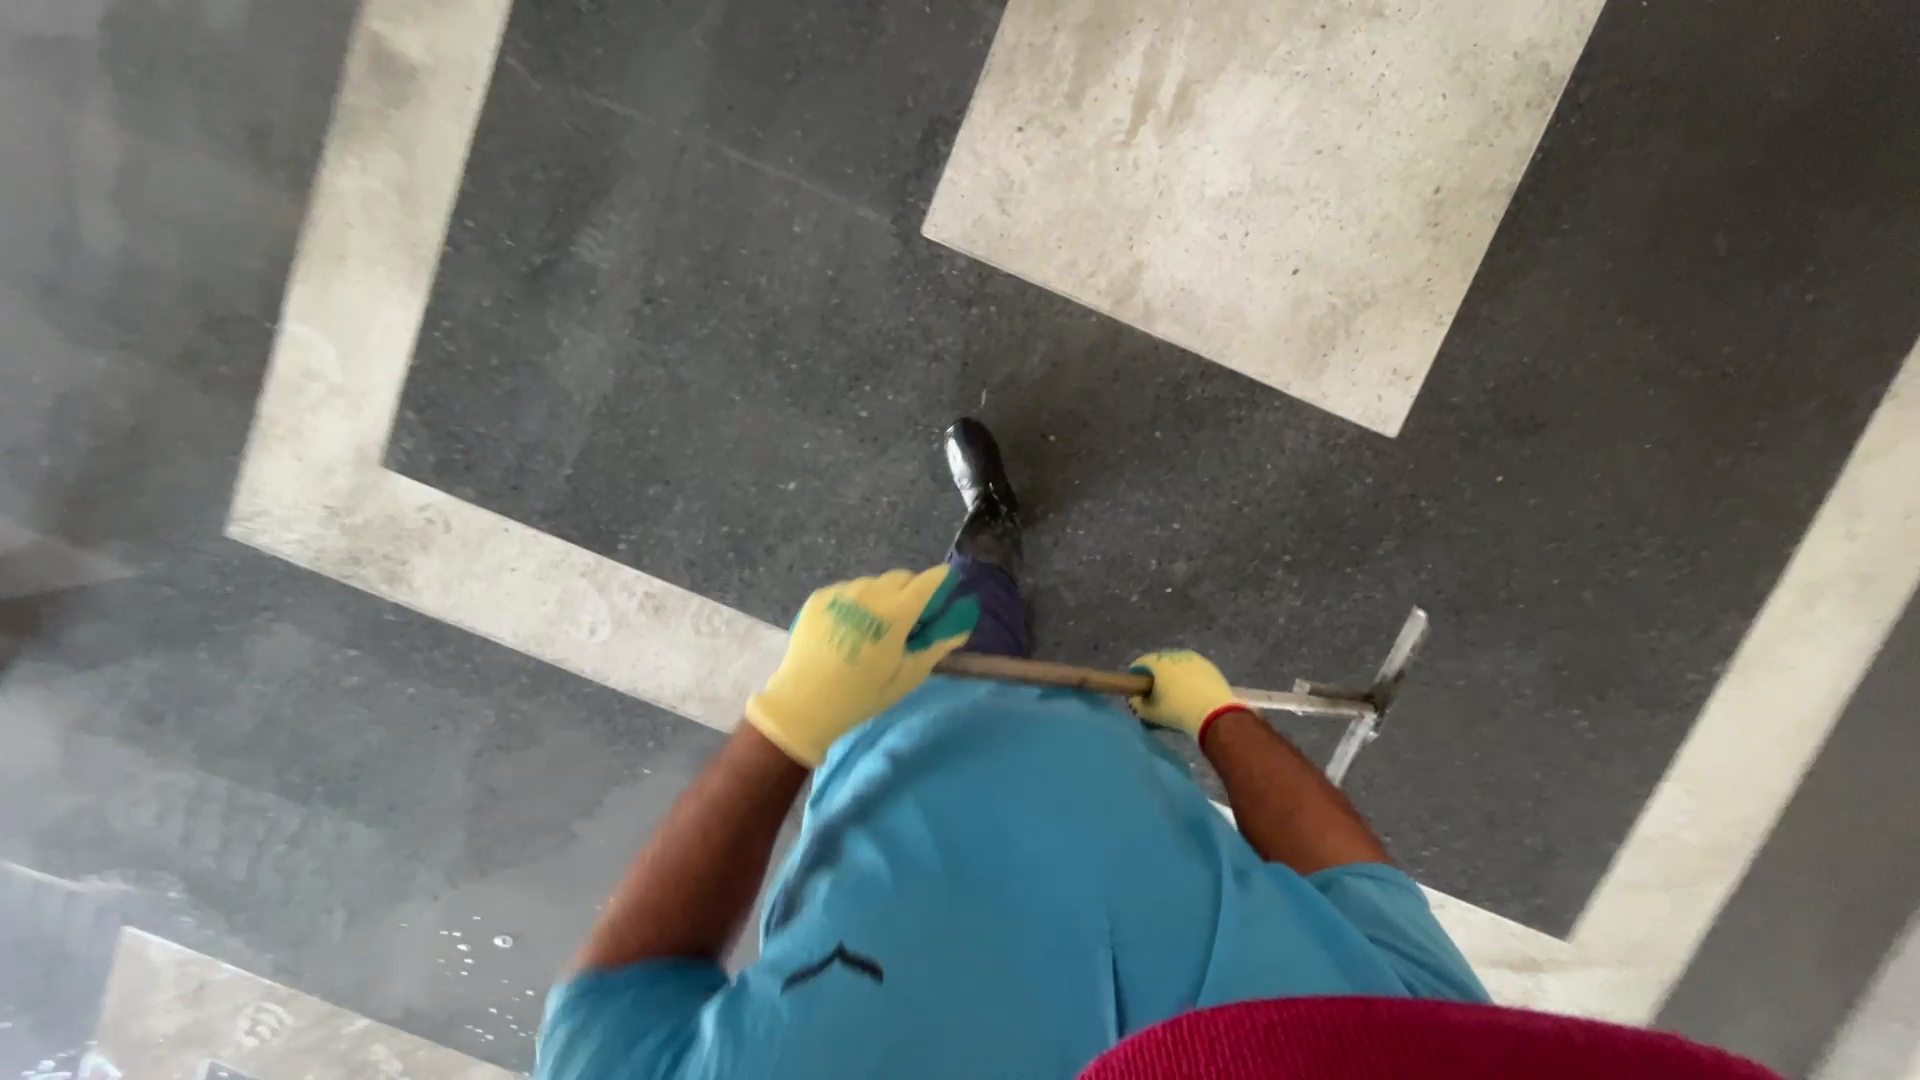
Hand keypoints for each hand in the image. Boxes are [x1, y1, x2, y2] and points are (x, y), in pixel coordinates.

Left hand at [746, 566, 976, 765]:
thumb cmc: (862, 695)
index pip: (929, 581)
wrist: (803, 705)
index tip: (944, 593)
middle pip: (901, 576)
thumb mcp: (907, 676)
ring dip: (882, 596)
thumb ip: (936, 646)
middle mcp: (869, 593)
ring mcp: (841, 592)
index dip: (941, 583)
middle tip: (908, 620)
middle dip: (911, 591)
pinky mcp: (819, 597)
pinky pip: (848, 590)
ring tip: (874, 627)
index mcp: (895, 612)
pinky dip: (856, 602)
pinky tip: (849, 629)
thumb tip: (960, 627)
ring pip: (873, 582)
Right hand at [1127, 649, 1248, 741]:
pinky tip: (1193, 691)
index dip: (1136, 674)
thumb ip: (1138, 704)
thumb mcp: (1150, 713)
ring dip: (1174, 674)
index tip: (1137, 687)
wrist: (1213, 714)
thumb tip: (1136, 699)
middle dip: (1157, 673)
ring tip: (1176, 691)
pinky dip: (1190, 677)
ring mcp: (1195, 659)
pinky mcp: (1210, 667)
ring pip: (1179, 664)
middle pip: (1160, 662)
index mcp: (1158, 662)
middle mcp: (1176, 655)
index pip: (1141, 663)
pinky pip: (1194, 670)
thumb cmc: (1177, 711)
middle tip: (1156, 690)